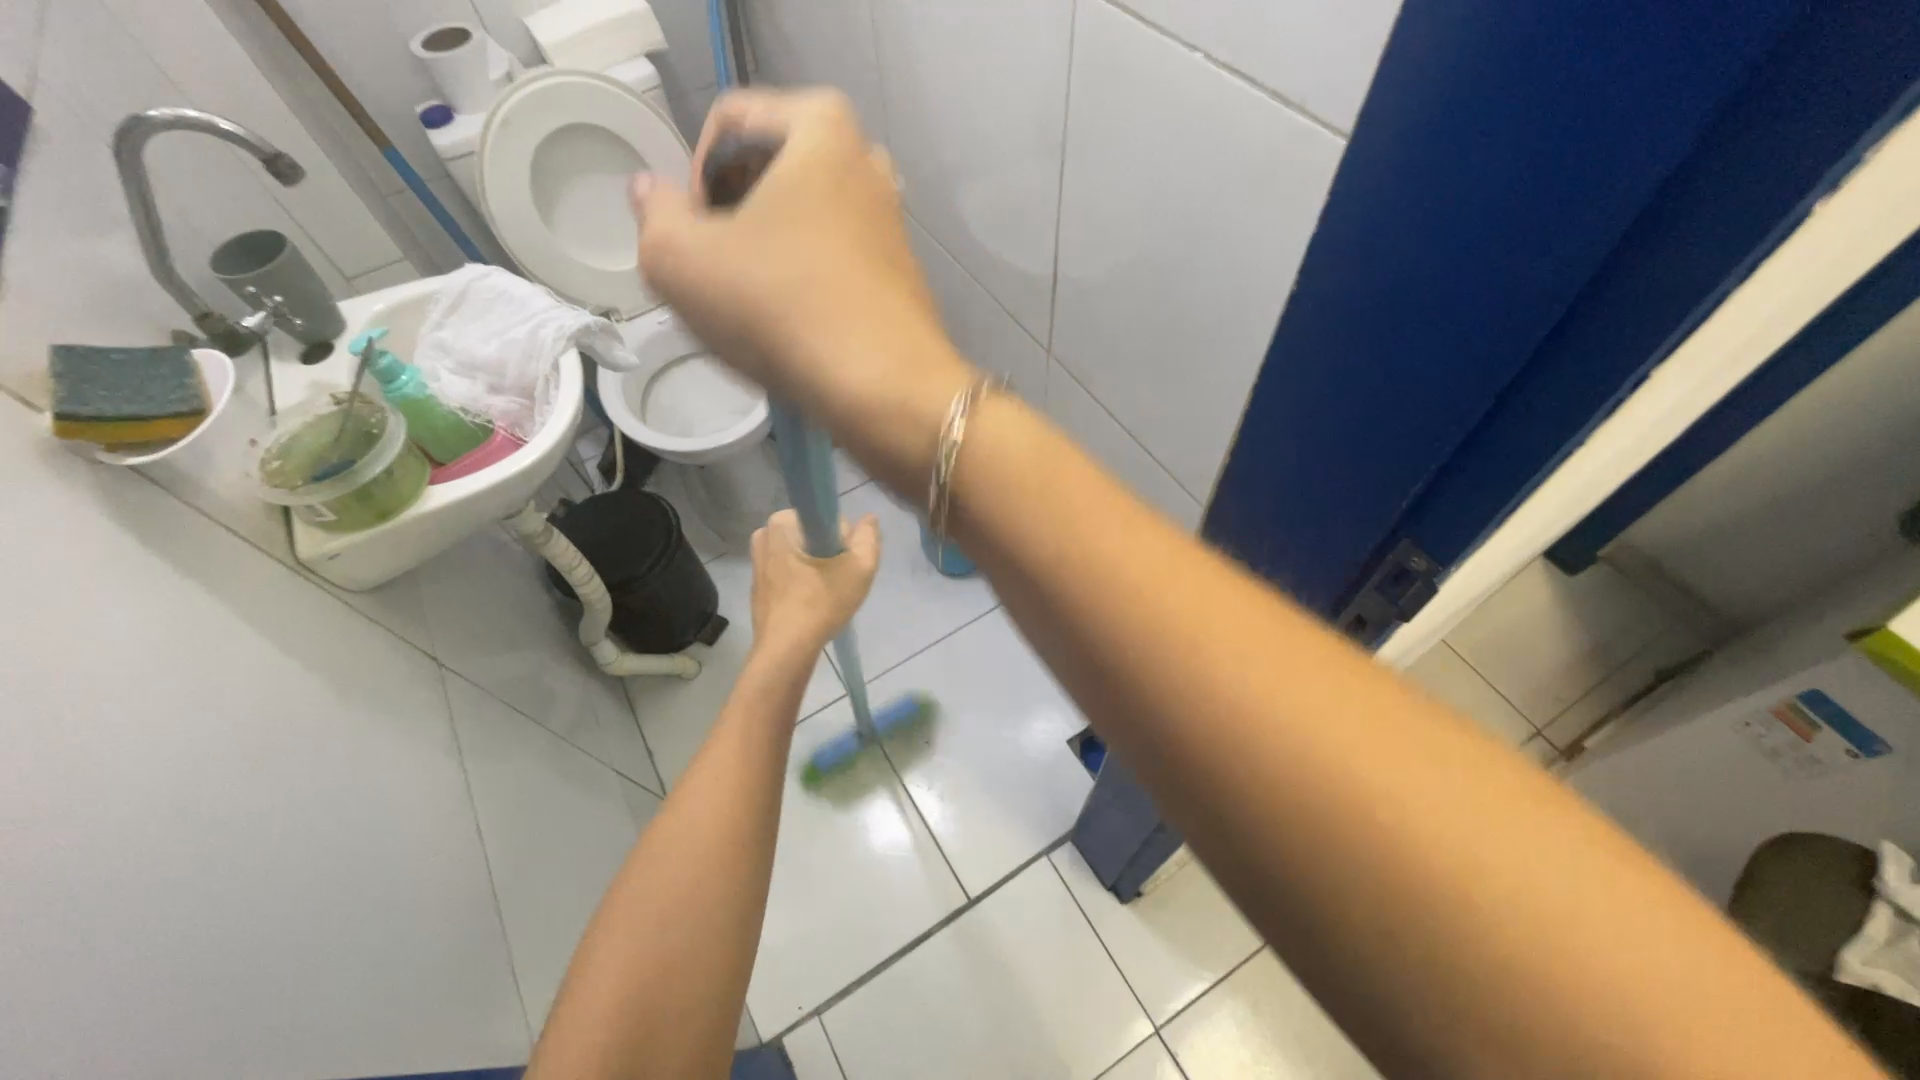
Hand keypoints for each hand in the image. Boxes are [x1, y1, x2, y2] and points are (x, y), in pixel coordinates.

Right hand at [629, 89, 970, 427]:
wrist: (883, 389)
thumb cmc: (780, 308)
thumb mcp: (680, 260)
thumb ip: (654, 215)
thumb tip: (651, 191)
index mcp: (821, 125)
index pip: (729, 122)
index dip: (694, 176)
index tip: (693, 234)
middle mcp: (866, 159)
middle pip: (769, 169)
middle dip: (730, 211)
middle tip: (714, 269)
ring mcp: (889, 217)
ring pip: (801, 217)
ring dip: (764, 249)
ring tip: (748, 302)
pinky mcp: (899, 269)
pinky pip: (832, 255)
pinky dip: (803, 276)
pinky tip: (790, 322)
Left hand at [749, 509, 880, 658]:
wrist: (786, 649)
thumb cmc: (821, 603)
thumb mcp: (860, 568)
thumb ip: (869, 538)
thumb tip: (869, 519)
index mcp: (781, 523)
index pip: (827, 518)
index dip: (844, 540)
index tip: (845, 565)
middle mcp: (764, 535)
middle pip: (814, 536)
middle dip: (830, 554)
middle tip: (839, 582)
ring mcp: (757, 561)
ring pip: (803, 555)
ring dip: (818, 570)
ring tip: (828, 595)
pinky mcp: (758, 584)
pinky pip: (790, 573)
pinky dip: (804, 583)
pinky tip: (813, 604)